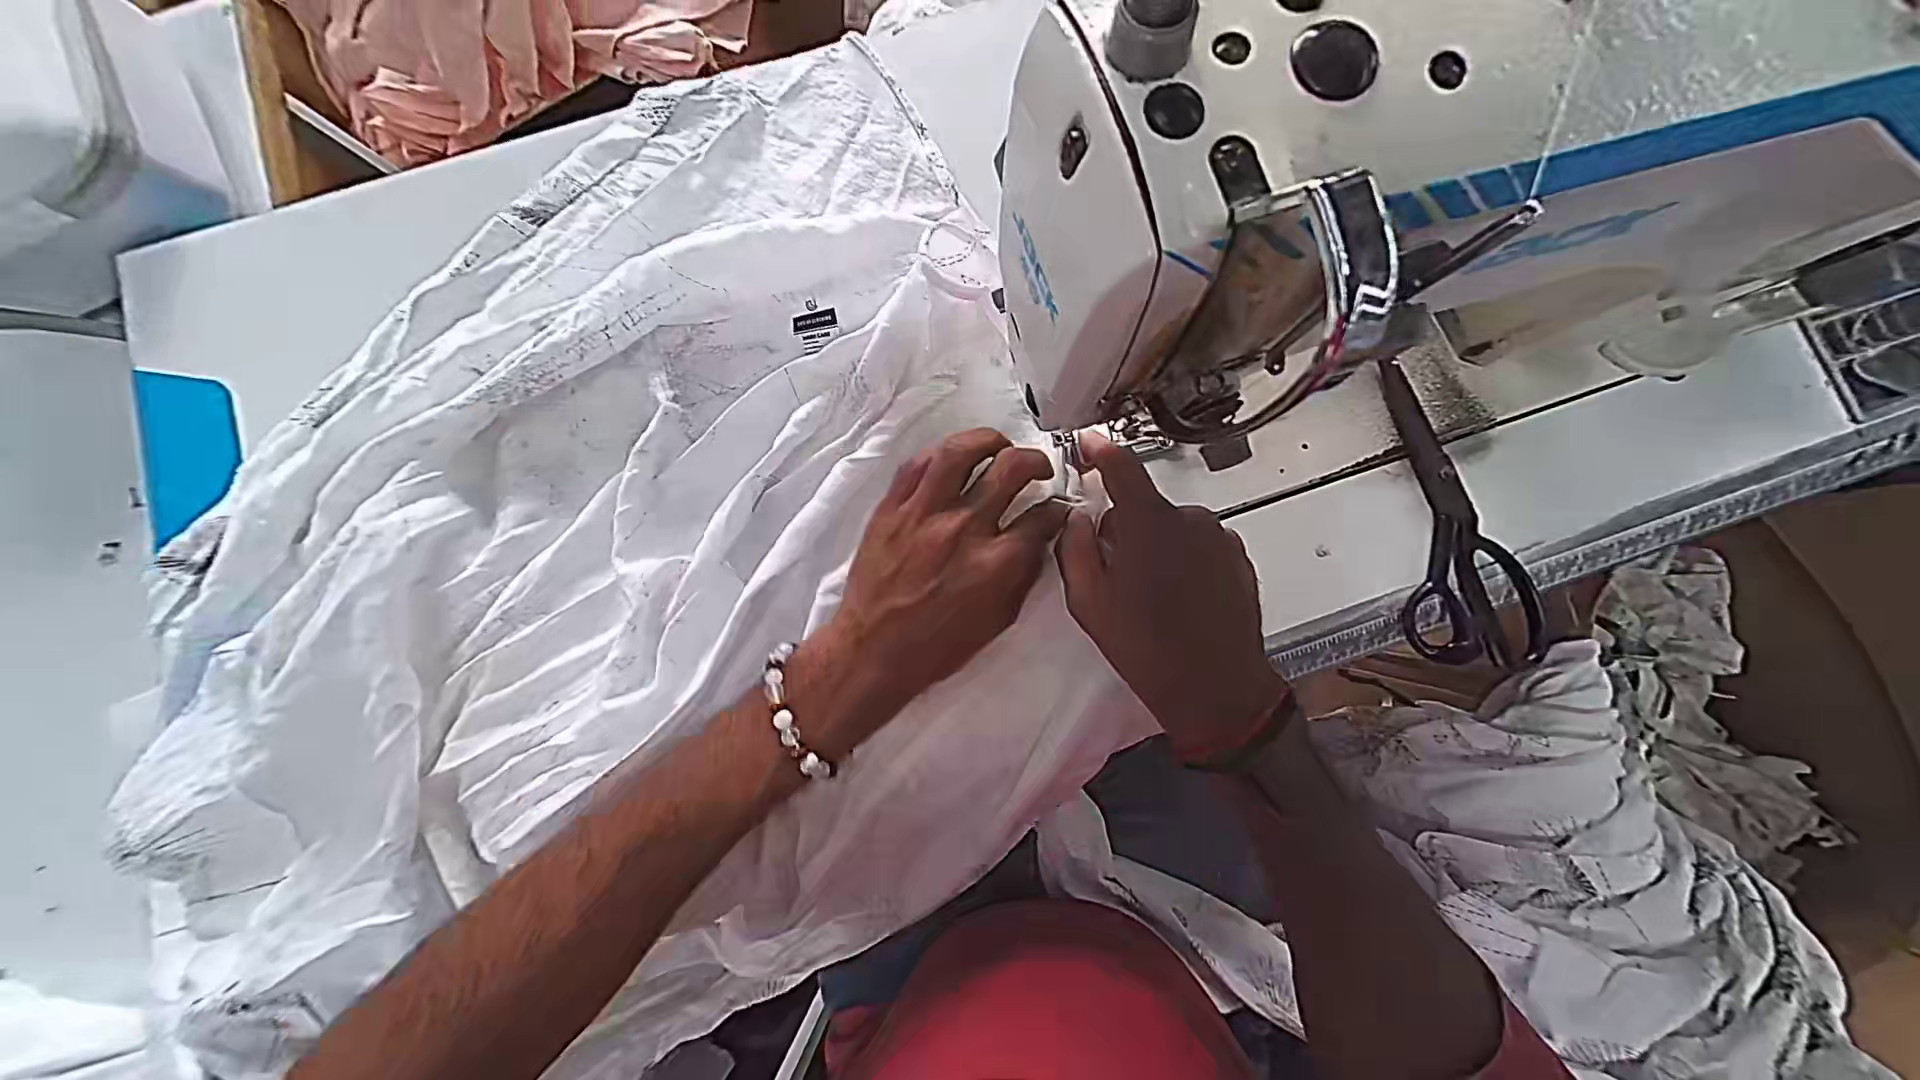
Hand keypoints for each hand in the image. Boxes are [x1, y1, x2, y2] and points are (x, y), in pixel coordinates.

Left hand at [796, 428, 1070, 755]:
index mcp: (996, 563)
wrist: (873, 651)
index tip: (1055, 507)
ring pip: (961, 452)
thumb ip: (1023, 575)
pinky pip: (916, 465)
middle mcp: (963, 530)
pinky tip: (952, 459)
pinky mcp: (891, 510)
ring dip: (989, 441)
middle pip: (1012, 469)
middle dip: (1036, 461)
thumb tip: (1038, 541)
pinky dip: (940, 454)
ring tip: (999, 446)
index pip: (1042, 516)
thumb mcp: (998, 619)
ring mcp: (923, 514)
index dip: (1056, 508)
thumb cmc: (935, 645)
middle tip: (1038, 468)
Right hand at [1056, 432, 1289, 763]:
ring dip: (1157, 548)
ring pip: (1171, 527)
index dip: (1101, 451)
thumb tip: (1078, 521)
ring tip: (1153, 596)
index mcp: (1147, 525)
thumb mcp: (1089, 602)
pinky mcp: (1237, 556)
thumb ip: (1074, 549)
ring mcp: (1218, 537)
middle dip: (1125, 531)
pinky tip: (1179, 598)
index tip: (1090, 444)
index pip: (1121, 468)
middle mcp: (1188, 520)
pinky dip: (1185, 560)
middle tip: (1118, 577)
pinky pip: (1199, 544)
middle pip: (1143, 507)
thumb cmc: (1148, 648)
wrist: (1215, 687)